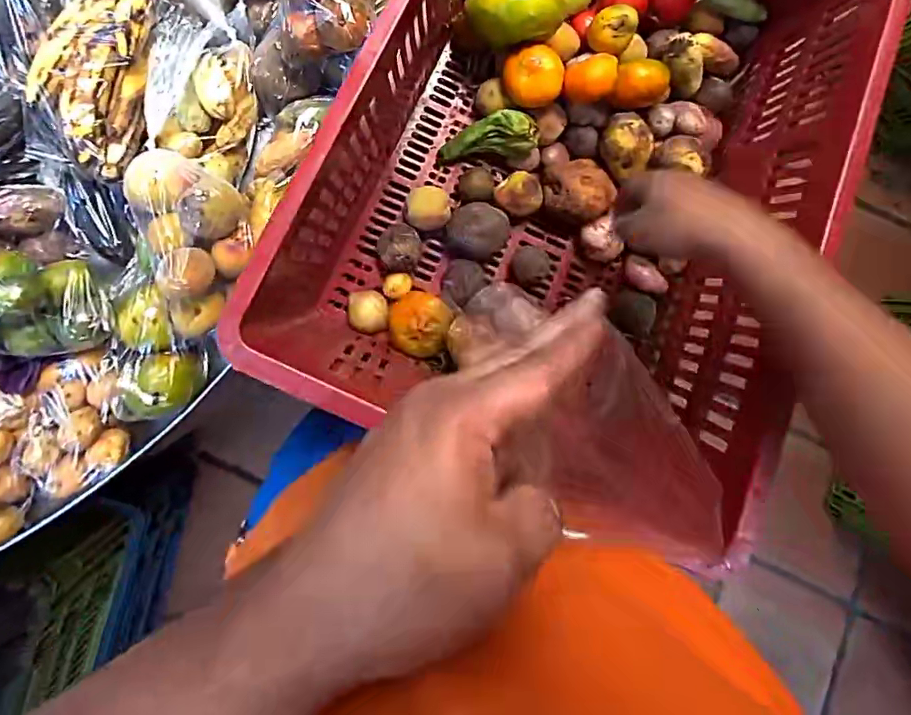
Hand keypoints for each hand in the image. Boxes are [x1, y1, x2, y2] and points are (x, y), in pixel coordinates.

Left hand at [236, 291, 609, 699]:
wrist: (310, 610)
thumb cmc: (413, 580)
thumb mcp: (503, 556)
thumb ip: (539, 507)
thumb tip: (524, 487)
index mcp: (464, 413)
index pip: (536, 368)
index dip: (574, 339)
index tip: (599, 301)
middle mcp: (433, 399)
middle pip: (505, 360)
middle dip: (549, 335)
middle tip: (586, 308)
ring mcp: (407, 419)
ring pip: (480, 385)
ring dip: (519, 371)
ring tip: (553, 353)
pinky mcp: (394, 444)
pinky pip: (458, 409)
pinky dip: (493, 404)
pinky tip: (503, 419)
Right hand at [616, 171, 800, 263]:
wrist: (735, 233)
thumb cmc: (677, 230)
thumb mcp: (637, 234)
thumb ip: (622, 227)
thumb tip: (620, 224)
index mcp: (651, 177)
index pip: (627, 186)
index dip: (619, 205)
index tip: (617, 222)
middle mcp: (675, 175)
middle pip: (653, 190)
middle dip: (645, 208)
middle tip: (640, 230)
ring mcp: (702, 185)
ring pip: (676, 199)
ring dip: (668, 215)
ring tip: (666, 238)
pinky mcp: (723, 200)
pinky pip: (697, 210)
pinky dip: (689, 222)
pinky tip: (691, 239)